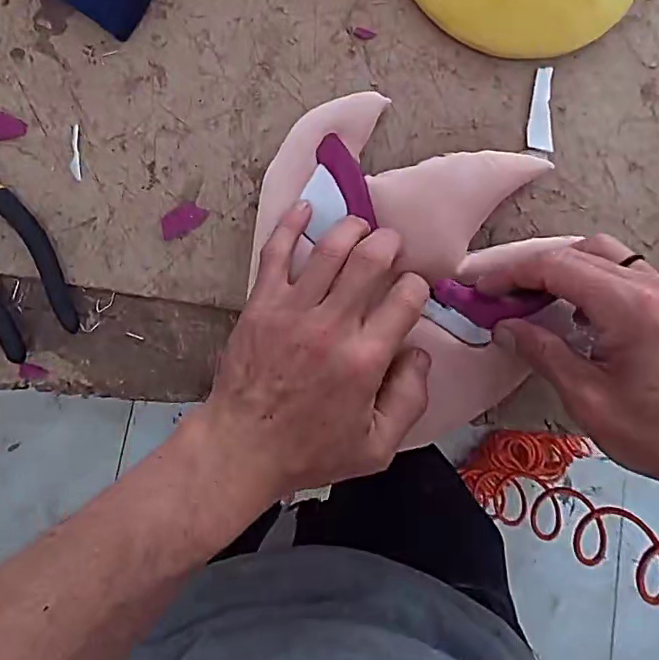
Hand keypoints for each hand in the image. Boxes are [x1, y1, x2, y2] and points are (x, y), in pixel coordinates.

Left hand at [192, 202, 432, 503]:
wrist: (238, 451)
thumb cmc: (309, 450)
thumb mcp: (377, 448)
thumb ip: (411, 400)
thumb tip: (420, 353)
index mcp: (365, 359)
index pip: (407, 297)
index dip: (417, 287)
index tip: (411, 292)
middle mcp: (332, 326)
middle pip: (371, 260)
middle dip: (389, 243)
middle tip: (391, 247)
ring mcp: (293, 311)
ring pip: (330, 248)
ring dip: (352, 228)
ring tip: (361, 228)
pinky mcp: (262, 304)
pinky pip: (276, 253)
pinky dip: (292, 225)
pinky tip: (306, 208)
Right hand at [480, 236, 658, 501]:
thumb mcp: (593, 402)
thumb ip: (545, 354)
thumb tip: (506, 327)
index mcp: (628, 303)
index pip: (555, 265)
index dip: (511, 272)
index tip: (480, 288)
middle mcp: (651, 282)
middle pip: (580, 250)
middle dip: (536, 266)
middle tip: (504, 295)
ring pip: (606, 256)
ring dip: (566, 269)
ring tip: (538, 301)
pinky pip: (627, 274)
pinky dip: (595, 280)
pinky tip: (583, 315)